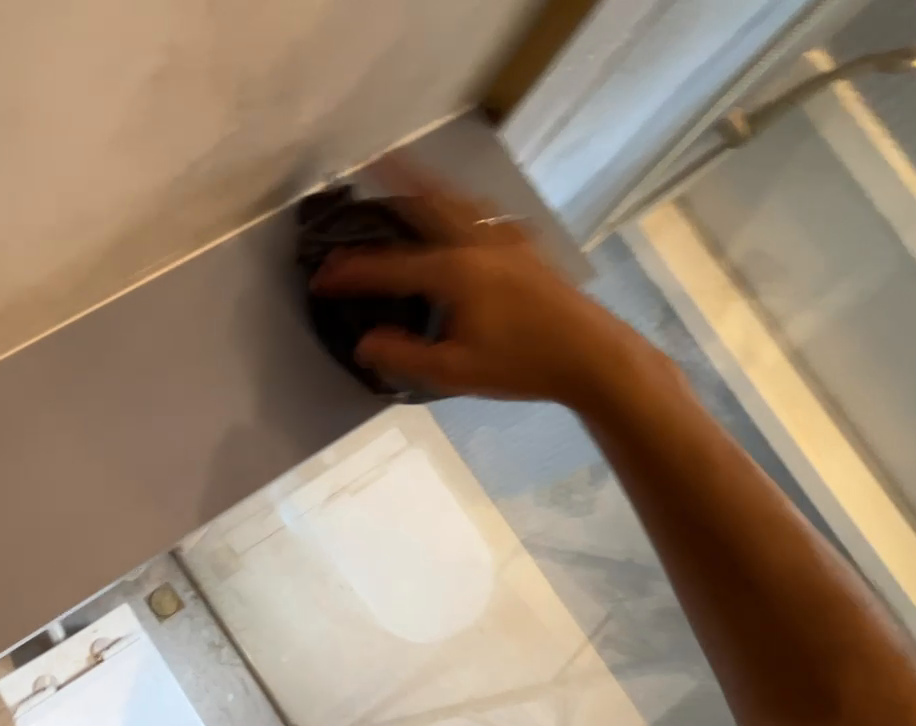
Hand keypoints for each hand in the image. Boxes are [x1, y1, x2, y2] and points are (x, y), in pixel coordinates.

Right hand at [309, 159, 653, 408]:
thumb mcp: (452, 371)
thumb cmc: (521, 366)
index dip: (351, 273)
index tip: (321, 276)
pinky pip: (486, 213)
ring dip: (431, 185)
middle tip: (371, 163)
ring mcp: (509, 240)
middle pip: (429, 202)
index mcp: (456, 272)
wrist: (593, 357)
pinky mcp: (528, 248)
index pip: (389, 268)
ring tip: (412, 175)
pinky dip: (462, 204)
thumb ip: (403, 355)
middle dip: (397, 181)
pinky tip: (464, 213)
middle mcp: (480, 243)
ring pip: (461, 200)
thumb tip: (365, 343)